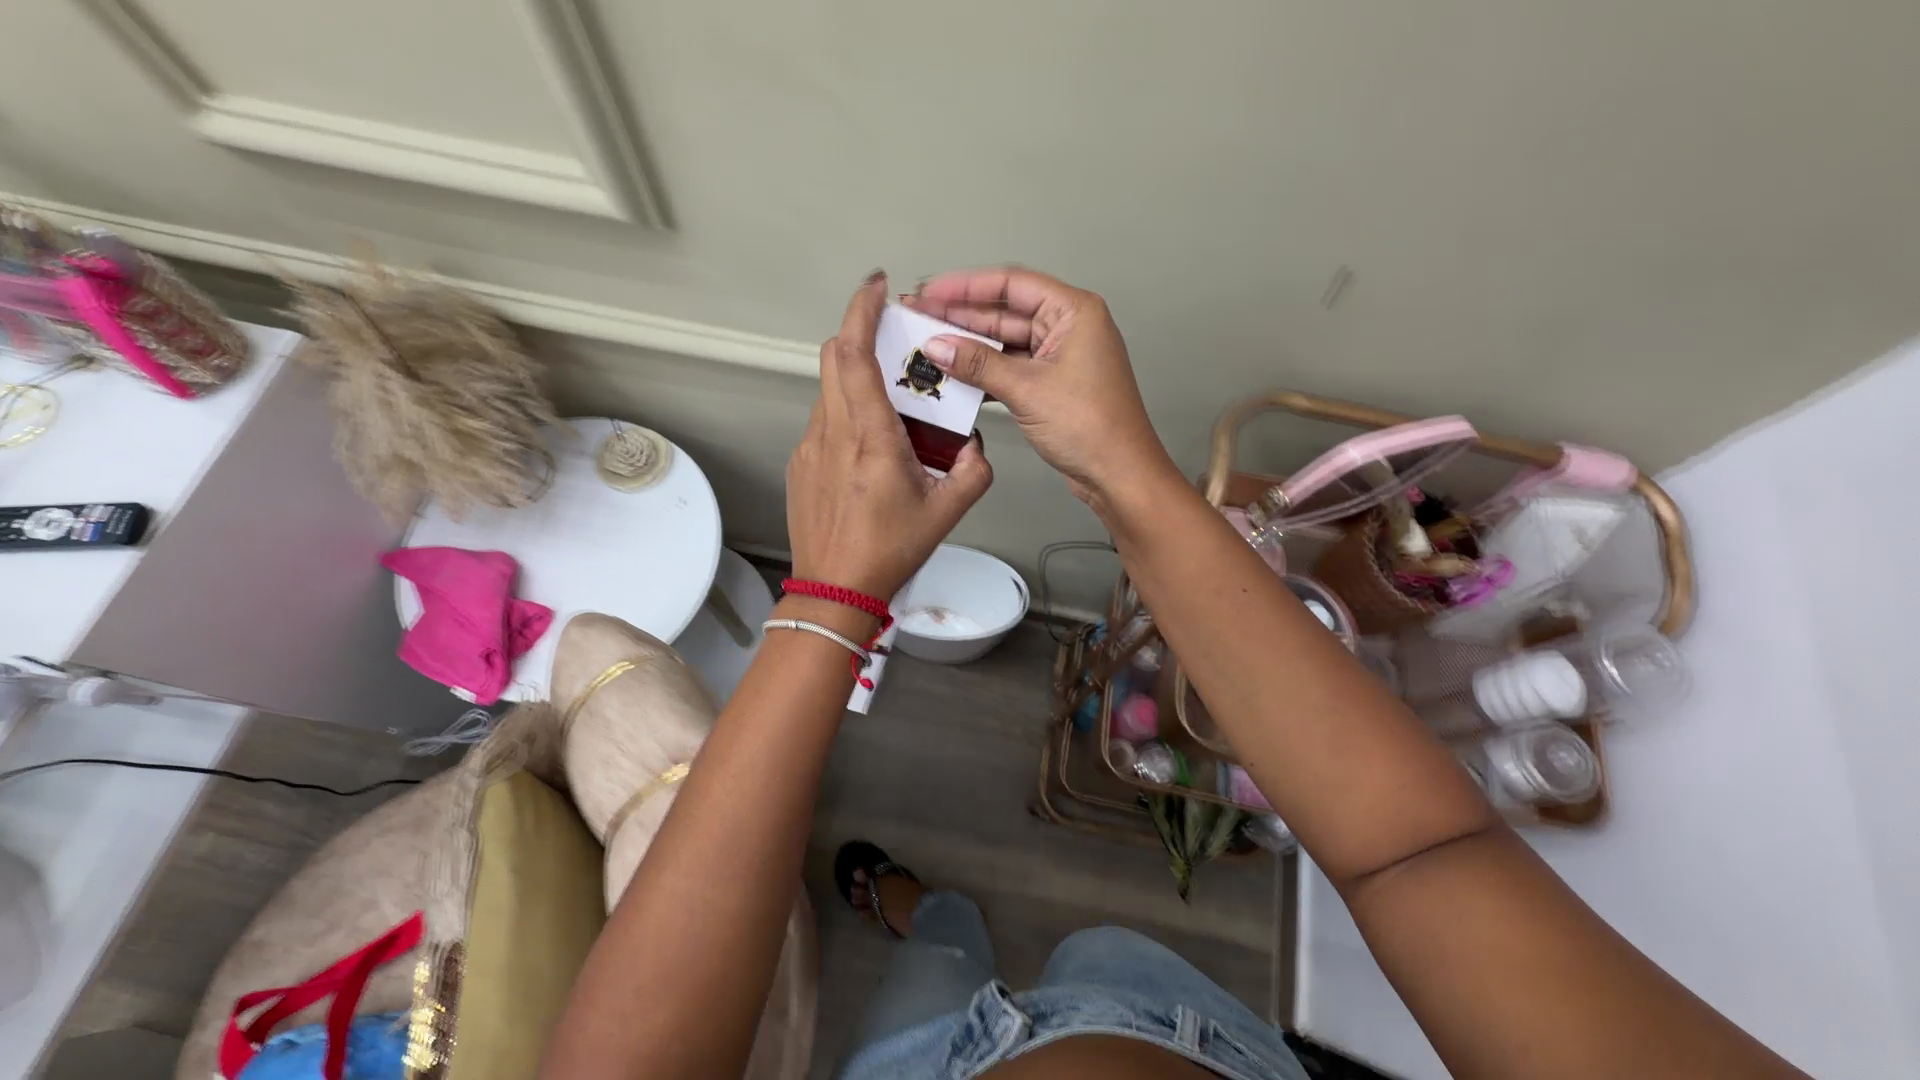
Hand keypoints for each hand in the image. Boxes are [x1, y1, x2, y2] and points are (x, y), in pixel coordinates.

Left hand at [786, 271, 993, 602]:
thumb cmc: (885, 553)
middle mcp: (832, 433)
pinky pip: (823, 421)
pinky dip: (846, 414)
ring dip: (857, 380)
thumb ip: (973, 472)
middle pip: (833, 357)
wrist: (834, 590)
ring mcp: (809, 447)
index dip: (862, 310)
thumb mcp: (947, 513)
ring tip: (892, 409)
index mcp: (869, 437)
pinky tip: (870, 448)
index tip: (877, 286)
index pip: (853, 353)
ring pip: (829, 390)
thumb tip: (974, 448)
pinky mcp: (800, 464)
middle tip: (893, 340)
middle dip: (859, 334)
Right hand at [903, 268, 1174, 503]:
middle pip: (1005, 311)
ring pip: (1005, 341)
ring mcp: (1061, 356)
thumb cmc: (1092, 427)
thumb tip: (937, 346)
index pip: (1010, 284)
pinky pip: (1011, 366)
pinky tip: (953, 371)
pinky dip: (984, 370)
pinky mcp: (1053, 383)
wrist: (1119, 475)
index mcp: (1074, 312)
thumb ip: (977, 364)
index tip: (929, 292)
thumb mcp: (1027, 389)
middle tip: (918, 315)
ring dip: (969, 344)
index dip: (965, 287)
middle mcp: (1069, 327)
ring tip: (927, 342)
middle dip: (961, 315)